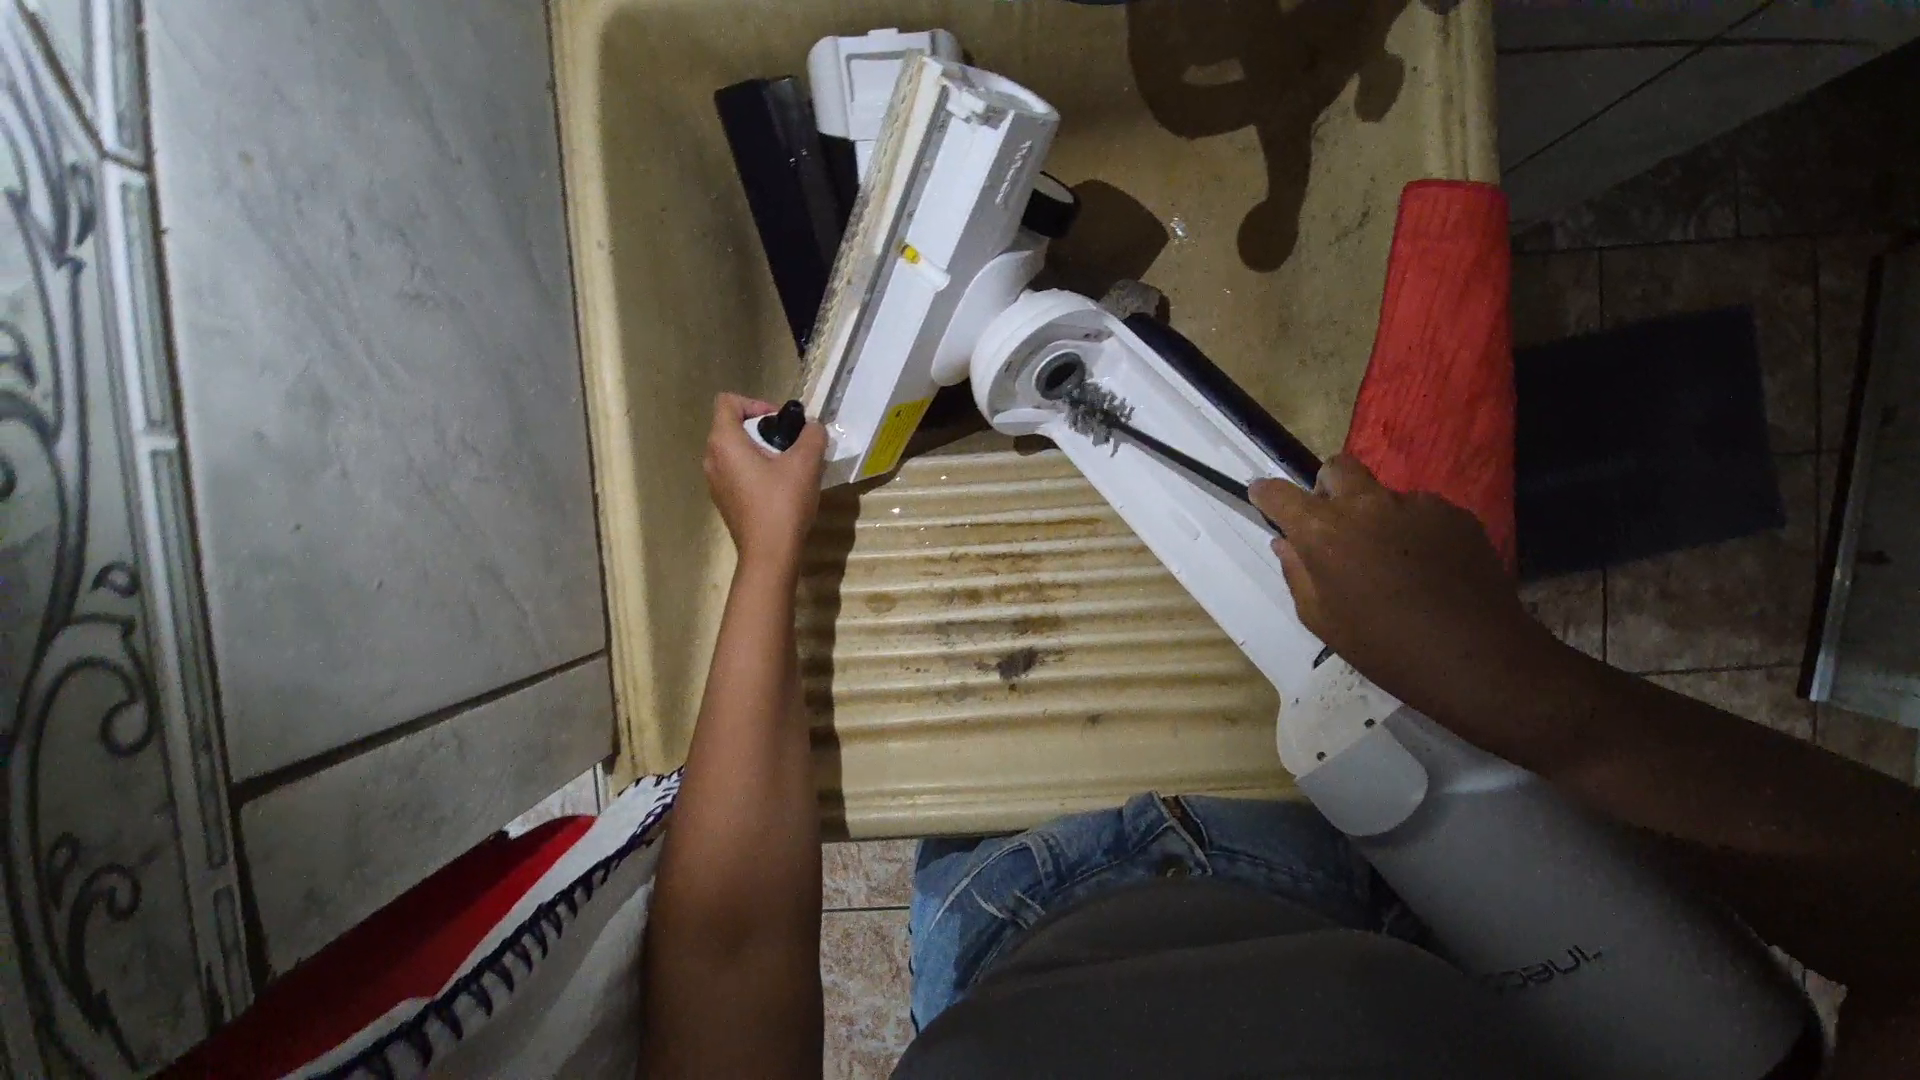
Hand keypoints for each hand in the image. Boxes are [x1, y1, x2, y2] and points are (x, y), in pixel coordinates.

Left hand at [704, 393, 826, 570]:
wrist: (770, 554)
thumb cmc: (783, 503)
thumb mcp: (806, 463)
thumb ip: (812, 435)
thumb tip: (812, 428)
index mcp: (724, 442)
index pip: (728, 402)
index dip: (756, 403)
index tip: (780, 423)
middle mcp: (712, 458)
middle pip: (732, 426)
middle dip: (763, 429)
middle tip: (790, 445)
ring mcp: (715, 482)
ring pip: (736, 451)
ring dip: (762, 451)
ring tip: (788, 467)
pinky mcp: (724, 500)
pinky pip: (737, 472)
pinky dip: (756, 470)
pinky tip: (780, 488)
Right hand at [1249, 455, 1553, 715]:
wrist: (1476, 657)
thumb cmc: (1383, 647)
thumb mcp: (1321, 620)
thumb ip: (1297, 573)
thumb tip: (1287, 543)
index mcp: (1323, 532)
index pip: (1280, 494)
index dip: (1266, 493)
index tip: (1261, 496)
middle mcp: (1366, 505)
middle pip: (1337, 468)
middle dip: (1326, 487)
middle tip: (1332, 524)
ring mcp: (1415, 505)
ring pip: (1383, 494)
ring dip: (1375, 515)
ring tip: (1390, 559)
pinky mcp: (1455, 514)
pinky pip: (1421, 512)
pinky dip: (1413, 530)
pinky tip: (1426, 568)